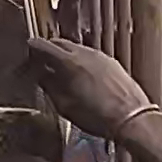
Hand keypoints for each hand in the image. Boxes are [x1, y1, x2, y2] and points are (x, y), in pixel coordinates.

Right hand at [26, 37, 153, 138]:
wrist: (133, 120)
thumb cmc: (97, 116)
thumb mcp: (65, 105)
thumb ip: (49, 86)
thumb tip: (40, 75)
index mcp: (68, 62)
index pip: (43, 45)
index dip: (32, 48)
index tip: (27, 52)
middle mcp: (84, 53)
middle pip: (60, 42)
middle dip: (48, 49)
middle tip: (41, 61)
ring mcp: (100, 56)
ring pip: (76, 48)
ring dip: (65, 54)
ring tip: (60, 70)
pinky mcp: (112, 63)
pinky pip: (90, 55)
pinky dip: (80, 60)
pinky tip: (80, 75)